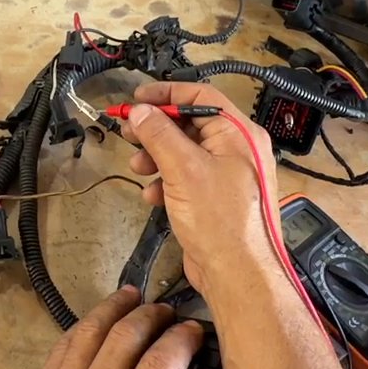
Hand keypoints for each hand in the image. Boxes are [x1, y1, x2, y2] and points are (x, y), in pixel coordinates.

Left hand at [0, 288, 230, 368]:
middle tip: (167, 311)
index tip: (193, 332)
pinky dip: (82, 326)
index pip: (161, 364)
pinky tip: (92, 322)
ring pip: (89, 330)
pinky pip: (63, 346)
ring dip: (113, 308)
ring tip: (131, 296)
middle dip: (152, 315)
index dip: (182, 339)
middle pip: (126, 335)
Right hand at [121, 82, 276, 300]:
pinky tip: (153, 195)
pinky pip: (185, 176)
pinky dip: (166, 180)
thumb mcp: (183, 169)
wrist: (238, 275)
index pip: (200, 95)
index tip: (137, 99)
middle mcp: (236, 149)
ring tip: (138, 168)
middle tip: (128, 131)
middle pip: (188, 123)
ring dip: (156, 156)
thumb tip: (141, 111)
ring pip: (183, 151)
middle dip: (155, 129)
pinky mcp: (215, 197)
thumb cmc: (220, 221)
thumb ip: (159, 134)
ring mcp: (226, 174)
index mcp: (239, 134)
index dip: (165, 93)